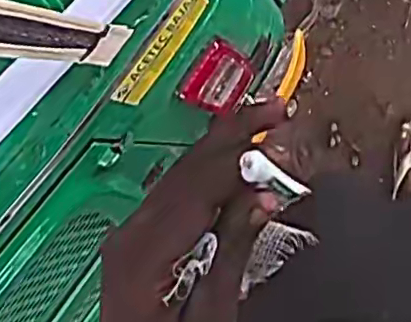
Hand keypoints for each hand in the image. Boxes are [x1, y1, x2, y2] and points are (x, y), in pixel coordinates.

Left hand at [100, 99, 289, 321]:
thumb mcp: (209, 314)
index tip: (279, 137)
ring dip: (226, 143)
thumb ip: (233, 250)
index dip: (245, 155)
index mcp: (144, 249)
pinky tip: (231, 156)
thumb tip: (262, 197)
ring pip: (185, 168)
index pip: (203, 179)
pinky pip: (178, 186)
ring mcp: (131, 232)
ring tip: (260, 122)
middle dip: (237, 130)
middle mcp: (131, 231)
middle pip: (192, 163)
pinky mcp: (139, 237)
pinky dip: (209, 167)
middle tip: (275, 109)